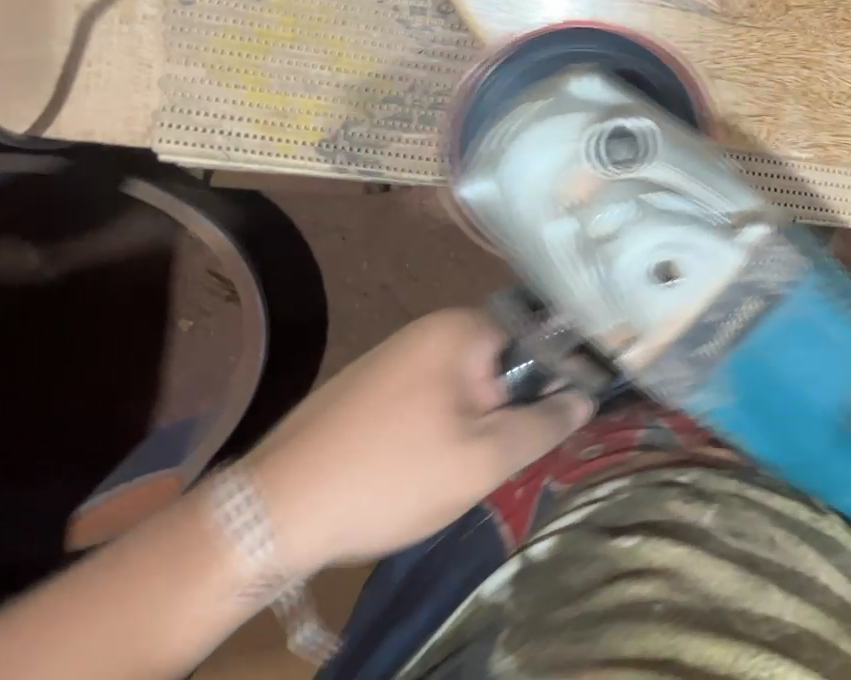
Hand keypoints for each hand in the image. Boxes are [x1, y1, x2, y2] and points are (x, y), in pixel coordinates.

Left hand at [242, 307, 592, 573]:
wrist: (265, 519)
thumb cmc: (390, 477)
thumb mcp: (485, 460)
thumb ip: (546, 424)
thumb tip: (586, 399)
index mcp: (460, 330)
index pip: (539, 343)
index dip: (554, 384)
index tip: (553, 426)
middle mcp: (426, 331)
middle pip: (501, 367)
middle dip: (507, 412)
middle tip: (497, 458)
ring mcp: (390, 358)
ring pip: (465, 390)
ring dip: (473, 426)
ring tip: (456, 470)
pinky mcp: (364, 390)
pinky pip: (428, 401)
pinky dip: (437, 432)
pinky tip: (418, 470)